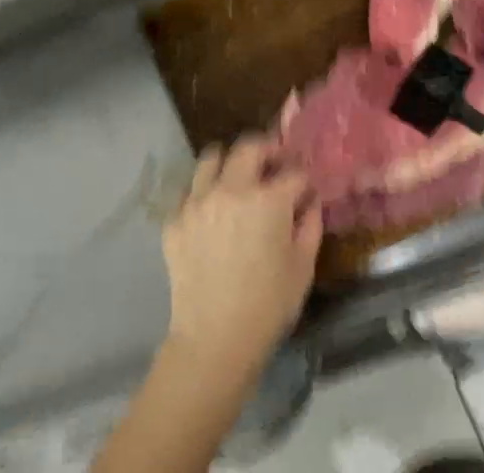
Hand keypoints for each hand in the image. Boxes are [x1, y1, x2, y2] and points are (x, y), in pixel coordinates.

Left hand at [162, 135, 321, 371]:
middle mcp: (229, 189)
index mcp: (267, 200)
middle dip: (265, 150)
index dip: (303, 179)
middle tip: (273, 163)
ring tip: (237, 178)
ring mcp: (196, 202)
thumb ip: (309, 225)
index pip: (292, 173)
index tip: (305, 186)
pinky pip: (188, 192)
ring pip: (210, 159)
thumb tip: (309, 201)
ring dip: (228, 162)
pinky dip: (203, 193)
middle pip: (248, 148)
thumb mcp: (303, 266)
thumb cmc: (269, 304)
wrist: (215, 335)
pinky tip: (211, 211)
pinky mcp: (174, 219)